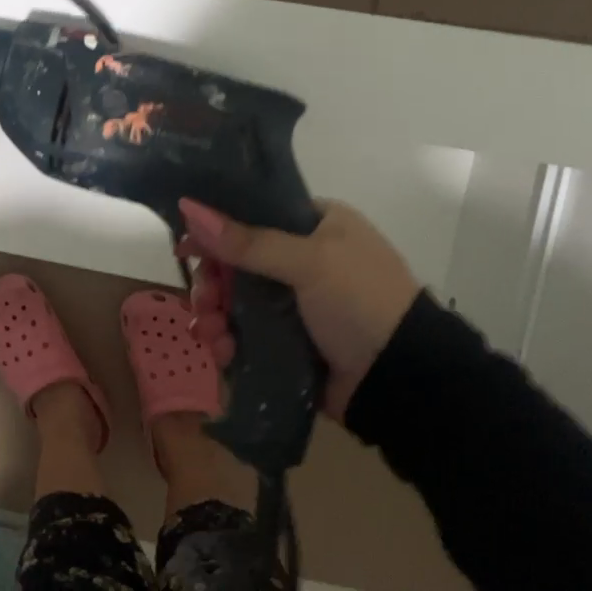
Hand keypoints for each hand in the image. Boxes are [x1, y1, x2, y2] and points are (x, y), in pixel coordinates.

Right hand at [177, 198, 418, 421]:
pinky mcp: (288, 342)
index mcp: (317, 226)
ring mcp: (295, 304)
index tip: (186, 245)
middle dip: (212, 282)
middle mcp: (303, 260)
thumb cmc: (363, 302)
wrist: (406, 383)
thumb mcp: (309, 262)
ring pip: (235, 299)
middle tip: (202, 299)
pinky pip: (244, 333)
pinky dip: (227, 340)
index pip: (253, 214)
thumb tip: (188, 207)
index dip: (216, 227)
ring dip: (215, 314)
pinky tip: (221, 351)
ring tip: (211, 333)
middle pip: (235, 261)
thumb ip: (247, 240)